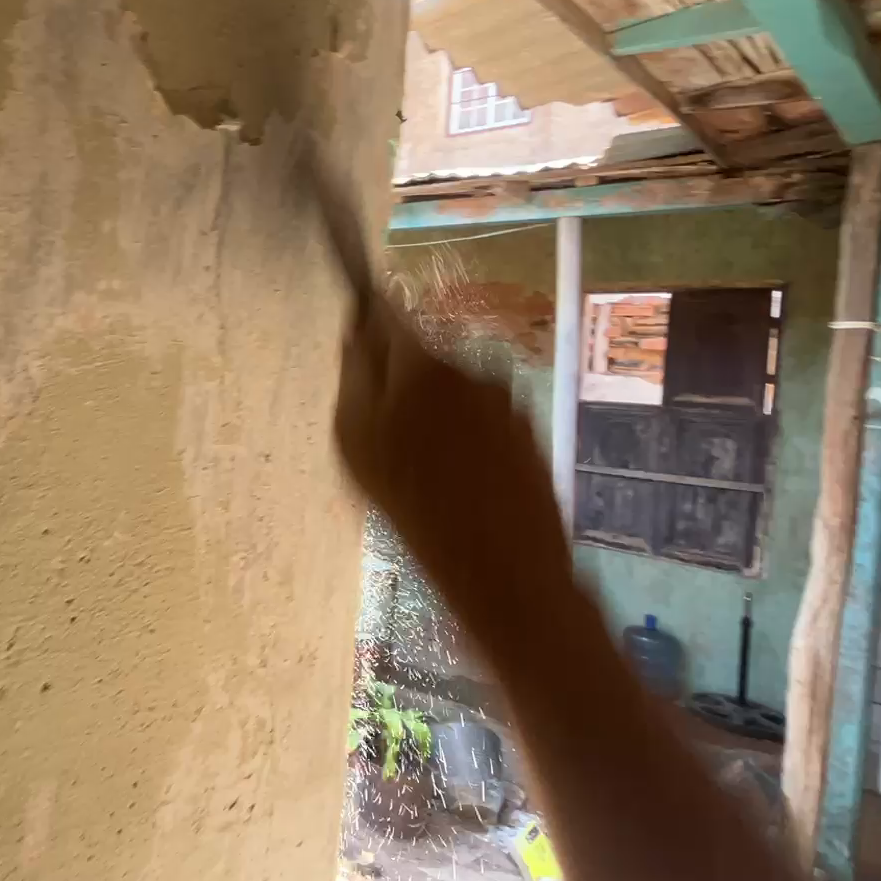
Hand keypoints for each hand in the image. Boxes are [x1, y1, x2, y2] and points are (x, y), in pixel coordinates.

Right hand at [333, 296, 571, 626]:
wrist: (500, 566)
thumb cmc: (411, 501)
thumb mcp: (355, 439)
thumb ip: (353, 378)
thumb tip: (355, 335)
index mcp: (424, 363)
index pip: (387, 315)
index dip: (365, 323)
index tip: (351, 343)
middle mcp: (473, 367)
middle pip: (420, 356)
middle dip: (397, 380)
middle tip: (378, 430)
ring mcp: (508, 400)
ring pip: (451, 388)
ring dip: (430, 411)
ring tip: (416, 463)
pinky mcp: (529, 433)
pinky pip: (480, 418)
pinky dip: (461, 435)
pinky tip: (451, 477)